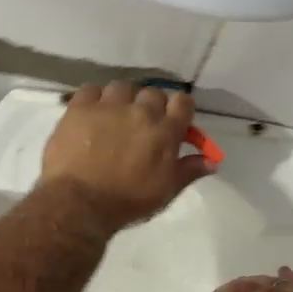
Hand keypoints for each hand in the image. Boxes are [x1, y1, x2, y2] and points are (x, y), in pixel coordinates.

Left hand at [40, 81, 215, 231]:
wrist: (79, 204)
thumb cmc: (127, 202)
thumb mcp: (165, 191)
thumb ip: (189, 171)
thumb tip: (213, 161)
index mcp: (165, 131)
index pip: (183, 102)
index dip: (180, 109)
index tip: (173, 120)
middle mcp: (140, 111)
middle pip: (153, 93)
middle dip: (151, 106)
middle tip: (141, 125)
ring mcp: (108, 106)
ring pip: (122, 88)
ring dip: (123, 99)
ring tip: (115, 117)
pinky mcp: (80, 108)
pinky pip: (91, 90)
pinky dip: (94, 98)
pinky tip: (92, 114)